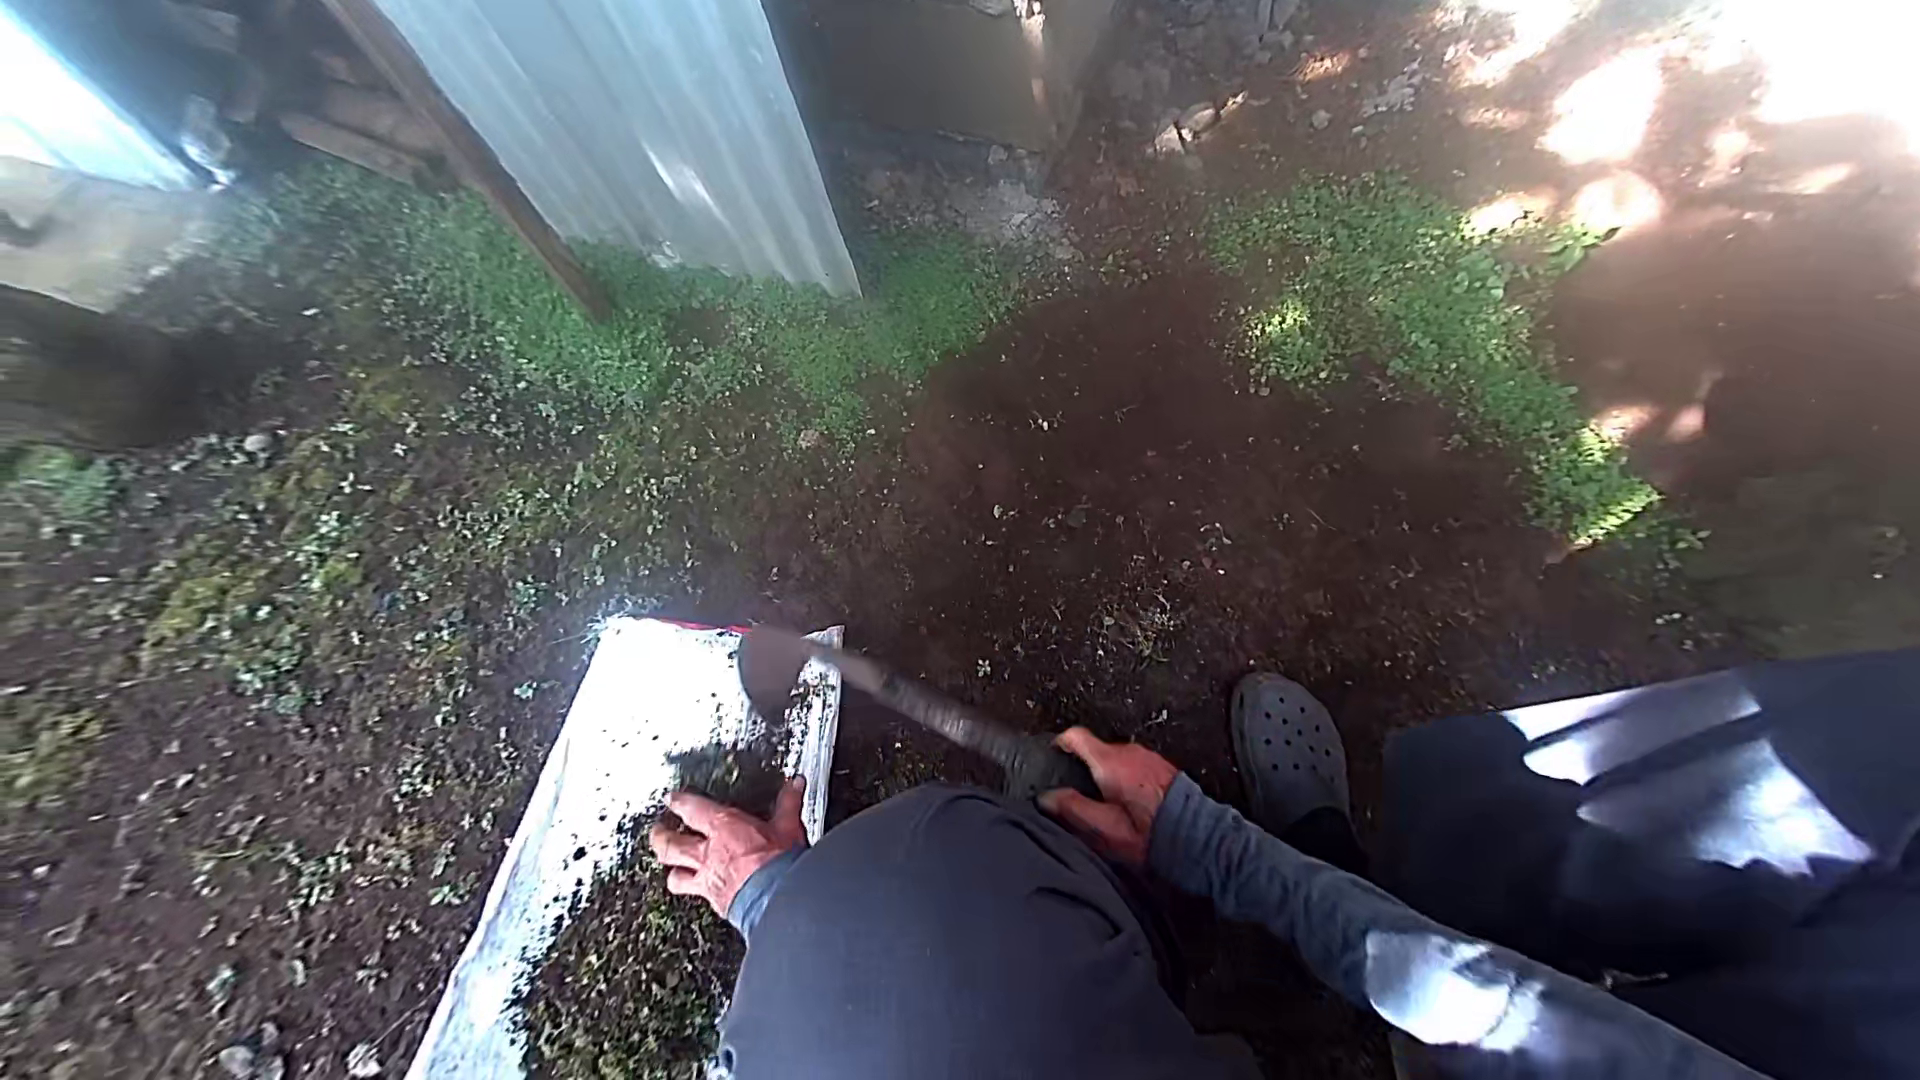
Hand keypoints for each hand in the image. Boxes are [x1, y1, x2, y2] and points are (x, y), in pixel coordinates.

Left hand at [648, 777, 806, 917]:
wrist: (779, 897)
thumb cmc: (780, 861)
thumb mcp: (788, 824)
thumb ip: (789, 802)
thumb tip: (795, 784)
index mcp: (724, 828)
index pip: (692, 809)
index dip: (679, 802)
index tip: (672, 798)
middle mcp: (709, 854)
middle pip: (670, 844)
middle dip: (660, 836)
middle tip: (657, 831)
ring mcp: (707, 880)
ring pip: (675, 875)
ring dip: (670, 868)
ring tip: (669, 865)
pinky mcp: (713, 900)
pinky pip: (694, 894)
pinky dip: (692, 890)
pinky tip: (696, 889)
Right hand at [1038, 727, 1177, 866]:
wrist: (1201, 839)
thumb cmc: (1153, 836)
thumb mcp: (1106, 830)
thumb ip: (1074, 809)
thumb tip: (1048, 798)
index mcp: (1109, 763)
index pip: (1076, 736)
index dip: (1060, 743)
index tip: (1053, 754)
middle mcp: (1128, 753)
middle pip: (1095, 750)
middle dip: (1085, 769)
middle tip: (1081, 796)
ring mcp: (1147, 757)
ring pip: (1115, 759)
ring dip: (1107, 775)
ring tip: (1108, 805)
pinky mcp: (1161, 766)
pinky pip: (1134, 766)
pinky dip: (1126, 779)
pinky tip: (1130, 804)